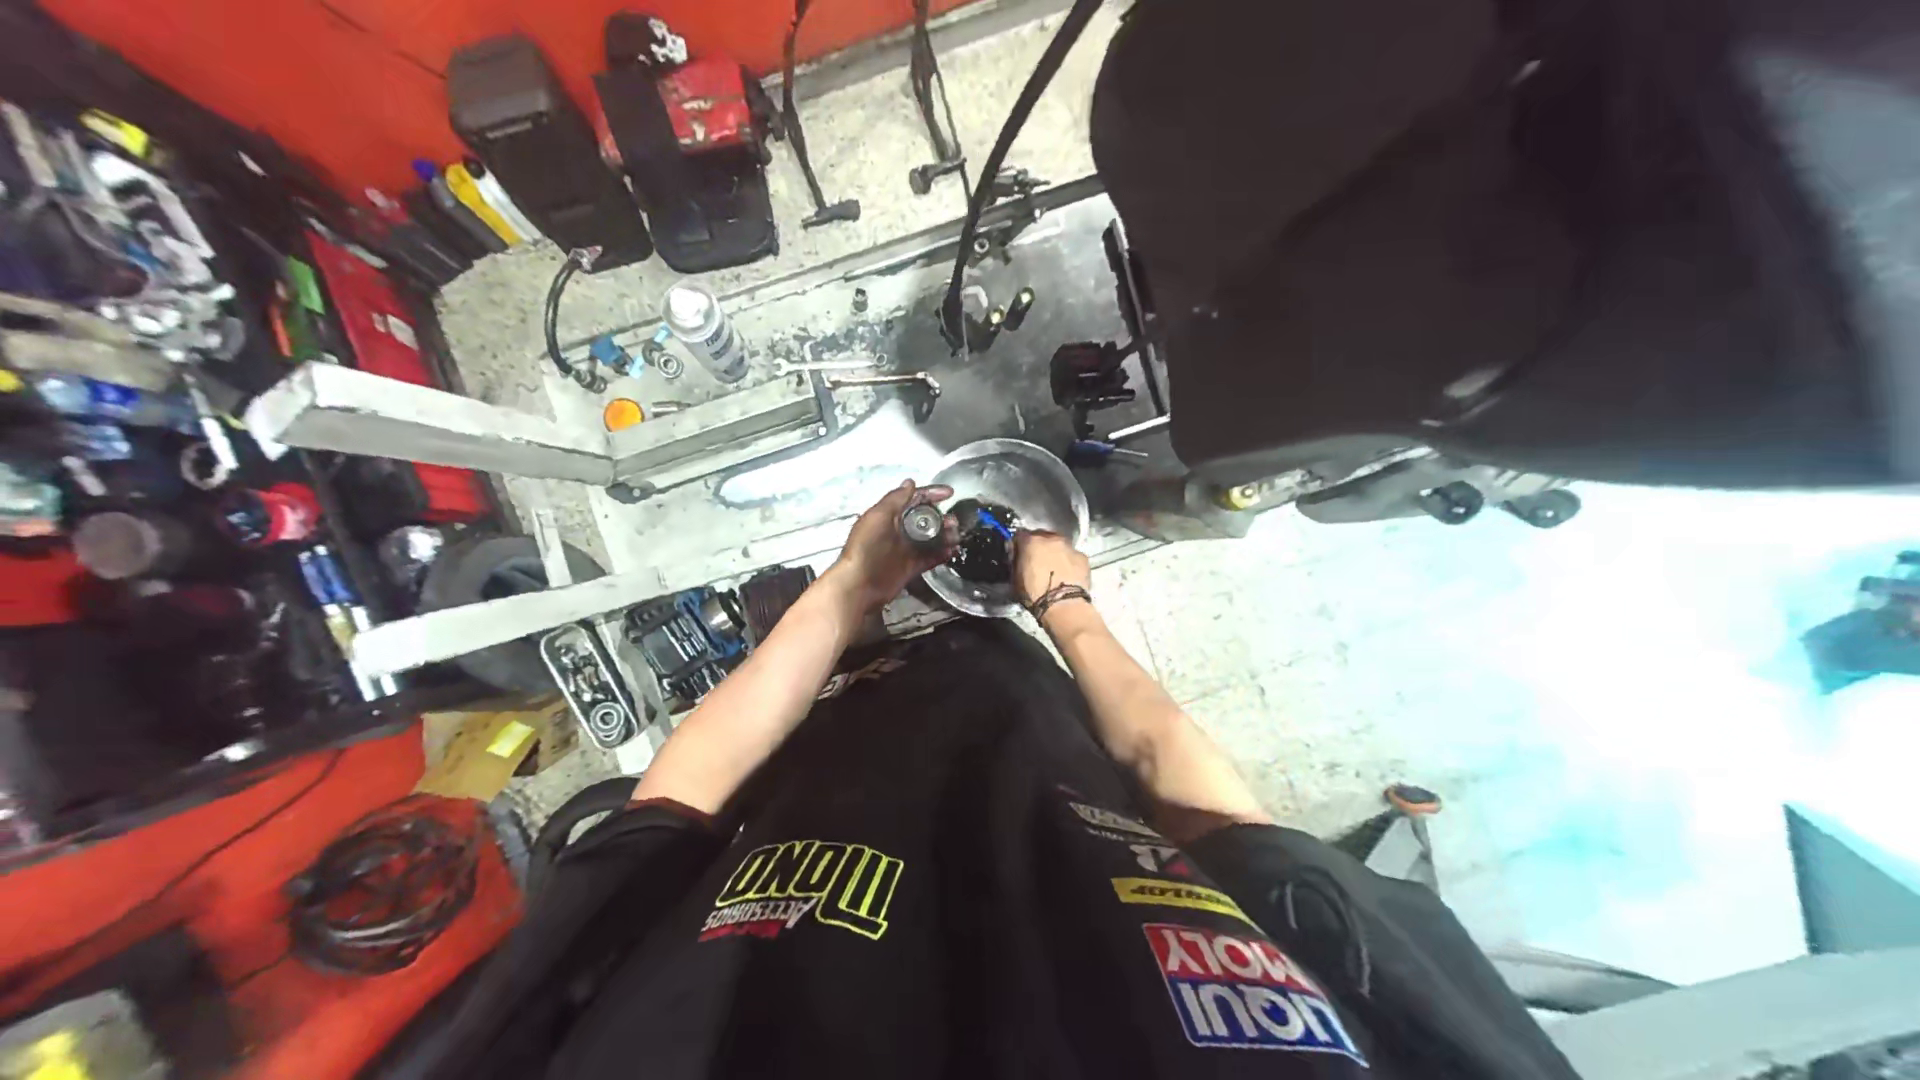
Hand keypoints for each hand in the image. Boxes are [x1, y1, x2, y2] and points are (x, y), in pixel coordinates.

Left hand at [825, 480, 955, 615]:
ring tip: (956, 535)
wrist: (860, 585)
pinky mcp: (912, 567)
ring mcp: (906, 550)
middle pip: (925, 519)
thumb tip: (910, 482)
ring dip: (945, 535)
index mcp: (889, 516)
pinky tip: (952, 550)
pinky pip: (931, 557)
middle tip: (953, 520)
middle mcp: (899, 531)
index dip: (931, 494)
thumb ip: (895, 499)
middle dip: (941, 517)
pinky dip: (943, 553)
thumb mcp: (878, 517)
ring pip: (931, 538)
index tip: (949, 493)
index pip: (913, 499)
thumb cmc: (866, 548)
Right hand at [1014, 529, 1090, 608]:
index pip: (1020, 535)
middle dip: (1038, 546)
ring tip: (1053, 568)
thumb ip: (1016, 561)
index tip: (1018, 554)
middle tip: (1036, 561)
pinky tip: (1067, 574)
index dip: (1018, 545)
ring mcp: (1069, 546)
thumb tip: (1017, 556)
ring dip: (1055, 552)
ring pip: (1059, 544)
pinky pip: (1072, 555)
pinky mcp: (1083, 557)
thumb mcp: (1015, 579)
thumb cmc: (1036, 595)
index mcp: (1031, 542)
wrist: (1064, 606)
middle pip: (1042, 536)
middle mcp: (1051, 539)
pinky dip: (1069, 561)